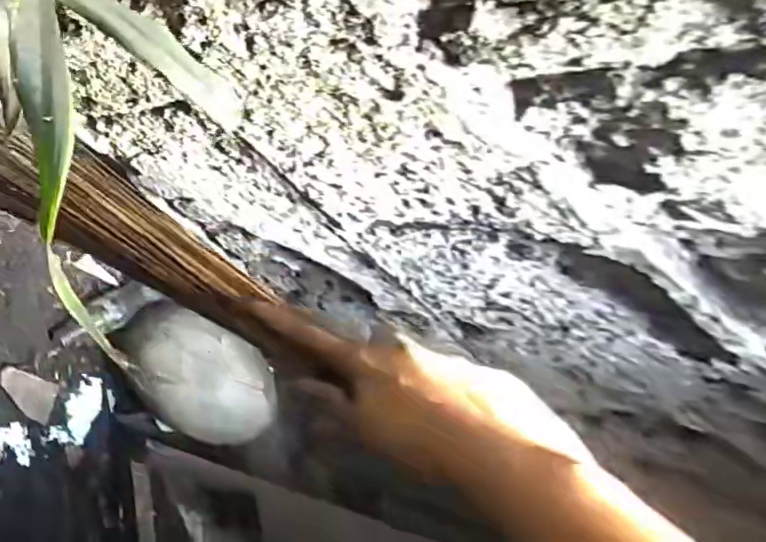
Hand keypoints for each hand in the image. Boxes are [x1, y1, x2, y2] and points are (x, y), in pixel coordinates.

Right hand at [243, 299, 591, 483]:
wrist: (517, 464)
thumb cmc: (426, 448)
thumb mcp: (368, 433)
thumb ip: (333, 406)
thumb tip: (302, 383)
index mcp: (367, 360)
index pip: (311, 335)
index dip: (277, 319)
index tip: (248, 301)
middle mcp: (402, 346)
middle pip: (375, 351)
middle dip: (371, 369)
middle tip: (380, 401)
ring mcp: (451, 358)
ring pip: (421, 367)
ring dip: (419, 388)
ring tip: (437, 428)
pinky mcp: (495, 378)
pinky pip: (467, 385)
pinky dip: (462, 402)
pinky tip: (475, 432)